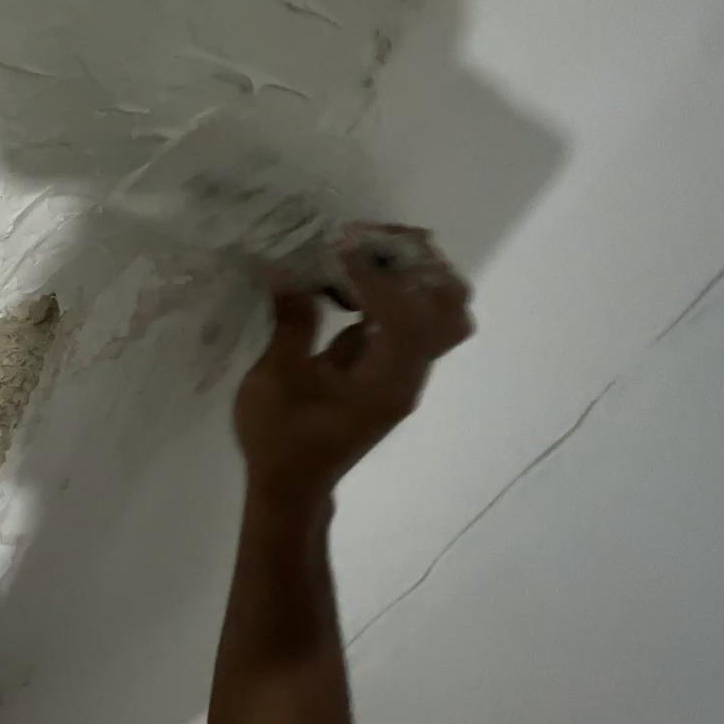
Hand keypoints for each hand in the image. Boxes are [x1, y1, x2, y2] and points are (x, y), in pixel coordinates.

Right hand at [234, 224, 472, 494]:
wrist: (291, 485)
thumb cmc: (280, 438)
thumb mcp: (275, 379)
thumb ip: (290, 322)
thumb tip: (286, 271)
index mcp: (387, 380)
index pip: (405, 312)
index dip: (375, 272)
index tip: (336, 243)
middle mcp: (409, 373)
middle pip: (449, 308)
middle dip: (416, 264)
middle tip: (369, 238)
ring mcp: (402, 372)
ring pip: (439, 313)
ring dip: (411, 274)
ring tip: (366, 248)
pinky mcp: (386, 370)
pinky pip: (409, 320)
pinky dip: (391, 290)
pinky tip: (350, 276)